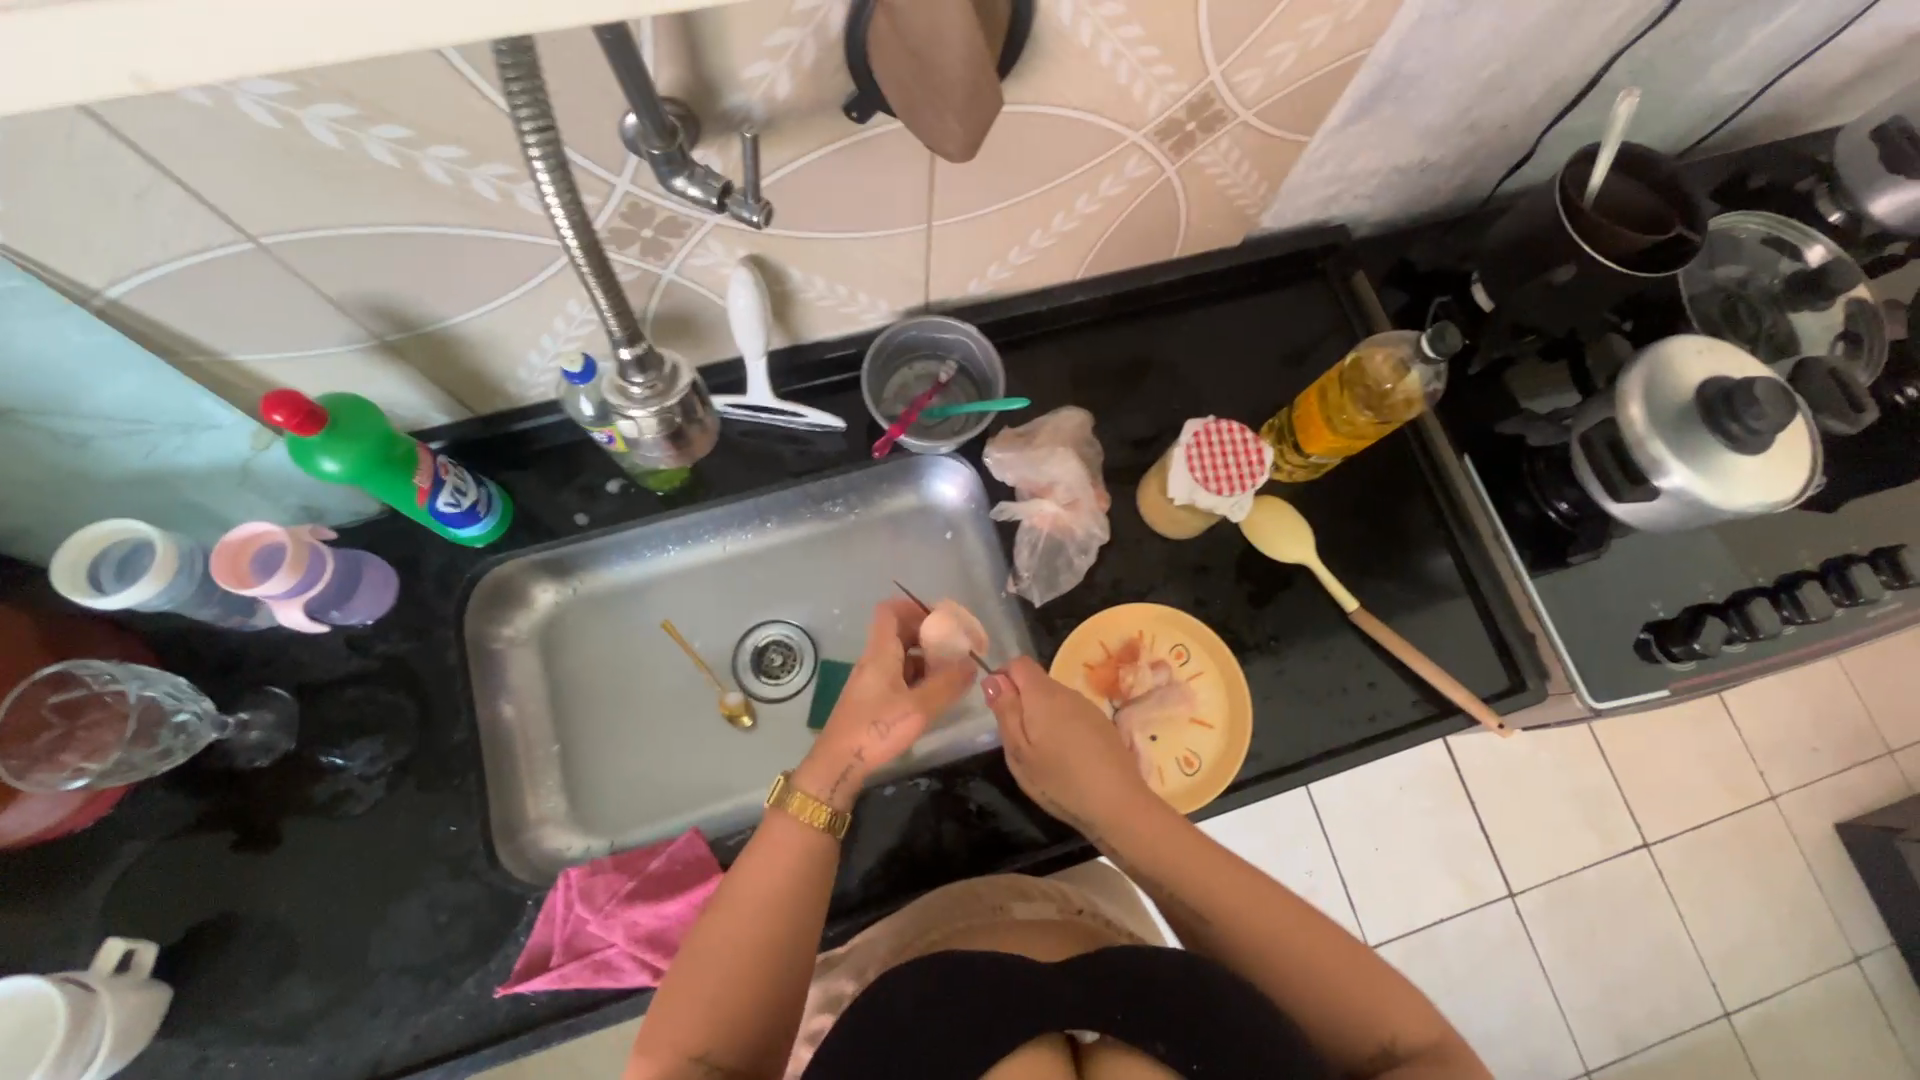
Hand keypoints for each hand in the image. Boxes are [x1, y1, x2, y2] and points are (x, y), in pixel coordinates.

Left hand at [792, 599, 976, 811]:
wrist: (839, 764)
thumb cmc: (876, 730)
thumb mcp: (919, 708)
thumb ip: (948, 684)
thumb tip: (971, 663)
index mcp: (880, 653)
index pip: (889, 611)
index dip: (914, 607)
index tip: (941, 618)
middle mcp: (873, 660)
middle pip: (898, 632)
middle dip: (928, 635)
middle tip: (955, 646)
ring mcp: (871, 680)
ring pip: (899, 656)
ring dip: (924, 658)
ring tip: (951, 671)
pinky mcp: (871, 699)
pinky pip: (897, 676)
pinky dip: (917, 677)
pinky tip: (934, 694)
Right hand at [983, 656, 1162, 837]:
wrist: (1118, 803)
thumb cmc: (1059, 780)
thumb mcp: (1019, 752)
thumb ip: (1005, 712)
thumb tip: (994, 679)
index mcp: (1043, 695)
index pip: (1019, 663)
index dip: (1003, 678)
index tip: (999, 707)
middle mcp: (1067, 693)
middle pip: (1037, 683)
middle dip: (1022, 703)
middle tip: (1019, 743)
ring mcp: (1089, 708)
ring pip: (1055, 700)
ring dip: (1043, 717)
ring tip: (1043, 755)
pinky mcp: (1103, 724)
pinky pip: (1073, 715)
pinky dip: (1063, 728)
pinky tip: (1067, 759)